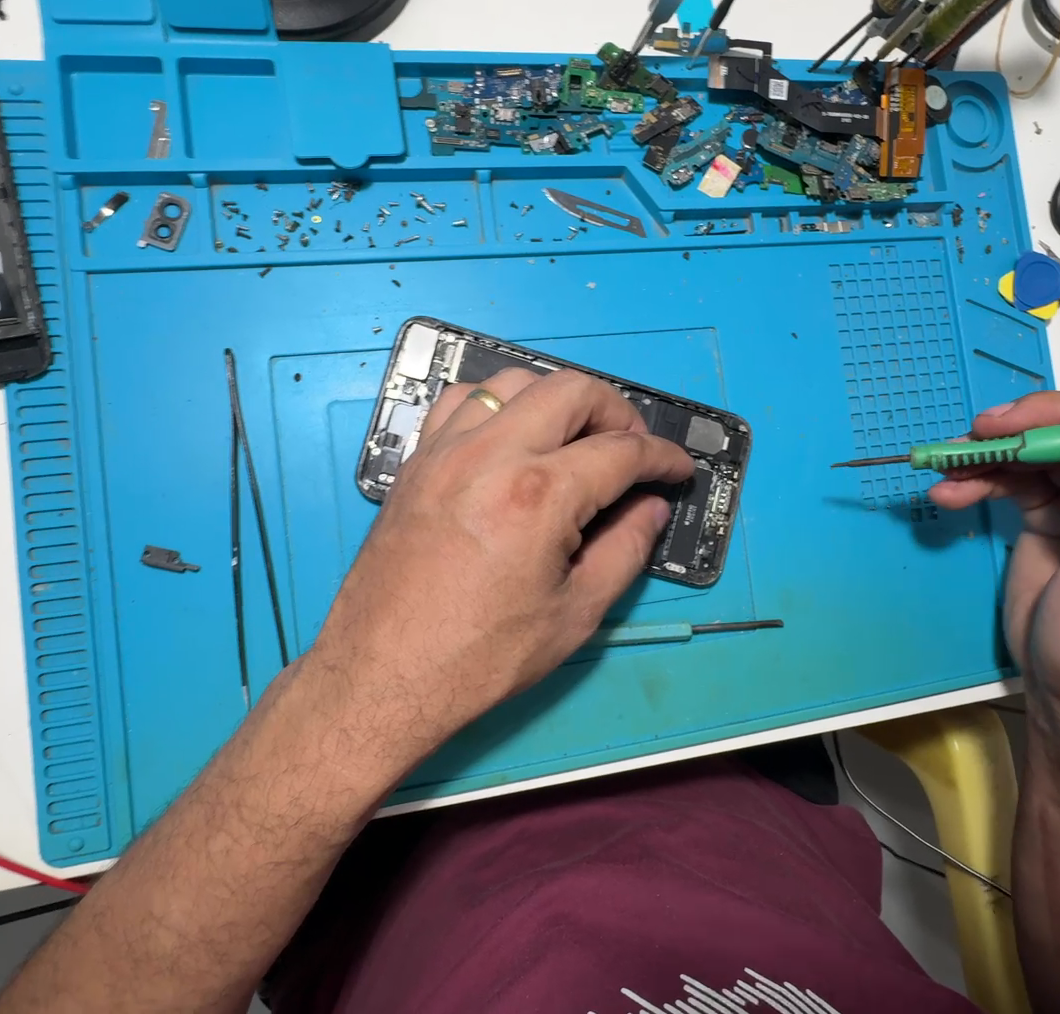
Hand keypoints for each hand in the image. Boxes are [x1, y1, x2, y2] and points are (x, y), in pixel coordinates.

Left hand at [308, 367, 694, 749]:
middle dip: (618, 413)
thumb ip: (625, 550)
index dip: (662, 458)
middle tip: (632, 452)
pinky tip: (508, 439)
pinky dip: (497, 405)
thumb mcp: (574, 615)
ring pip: (514, 383)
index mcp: (540, 495)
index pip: (621, 451)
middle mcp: (492, 454)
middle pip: (572, 391)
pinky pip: (461, 402)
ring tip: (573, 441)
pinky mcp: (416, 461)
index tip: (678, 470)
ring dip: (557, 401)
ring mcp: (446, 451)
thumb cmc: (482, 657)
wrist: (382, 675)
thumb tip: (651, 508)